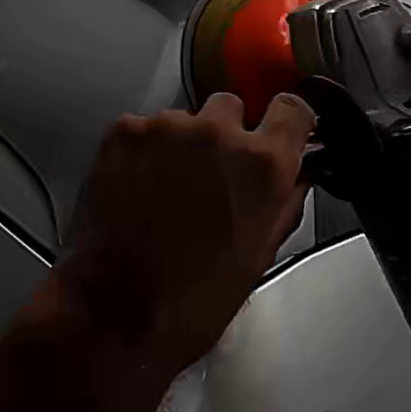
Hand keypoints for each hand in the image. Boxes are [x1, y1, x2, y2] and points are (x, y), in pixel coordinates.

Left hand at [53, 92, 315, 372]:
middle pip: (228, 107)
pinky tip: (138, 185)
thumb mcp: (259, 253)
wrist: (119, 303)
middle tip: (208, 174)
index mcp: (261, 166)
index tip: (278, 125)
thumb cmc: (188, 296)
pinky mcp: (123, 131)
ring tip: (167, 189)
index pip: (291, 110)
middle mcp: (214, 136)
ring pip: (181, 119)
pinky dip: (141, 148)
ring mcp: (164, 129)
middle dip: (222, 135)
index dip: (285, 121)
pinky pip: (141, 128)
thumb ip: (279, 199)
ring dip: (177, 144)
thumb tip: (290, 175)